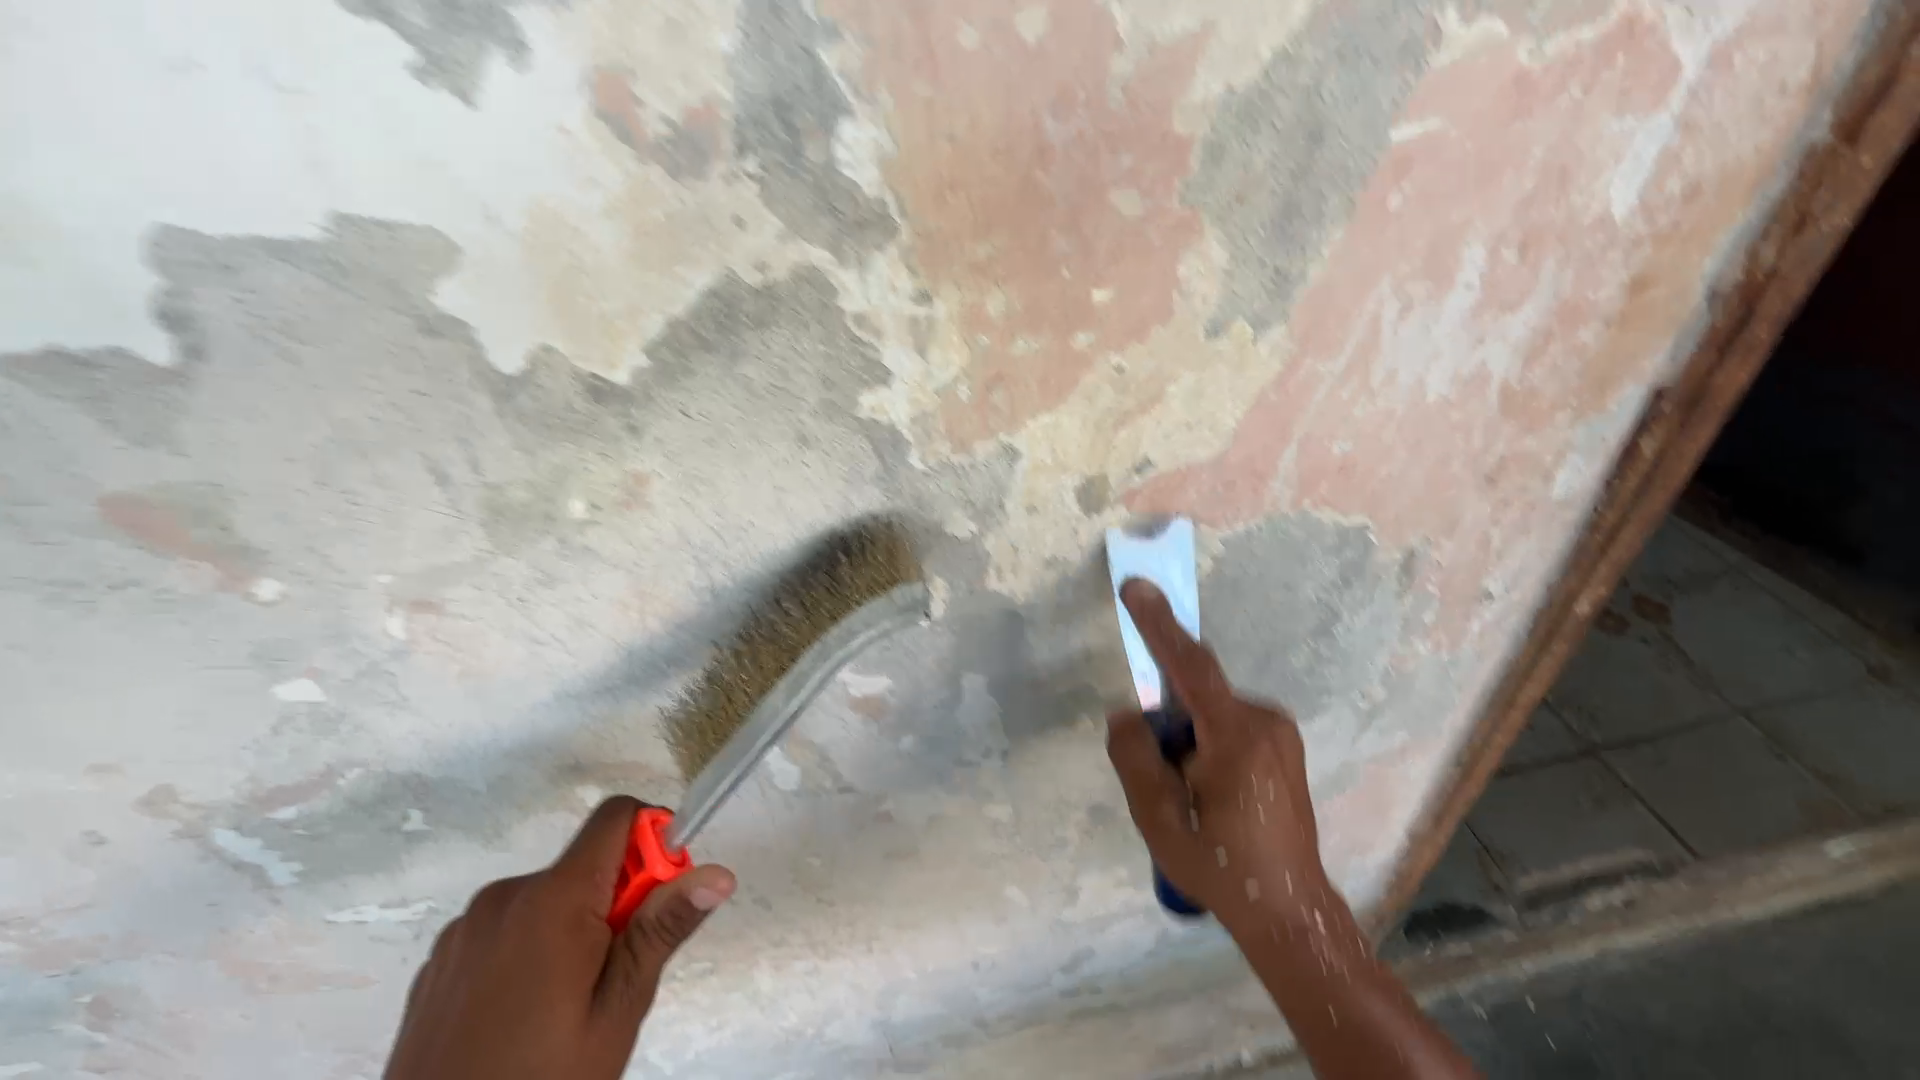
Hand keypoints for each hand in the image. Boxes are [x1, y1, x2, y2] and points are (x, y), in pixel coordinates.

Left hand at [386, 796, 736, 1079]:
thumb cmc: (542, 1079)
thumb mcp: (618, 1011)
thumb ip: (662, 931)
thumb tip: (718, 874)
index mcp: (553, 899)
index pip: (618, 817)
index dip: (655, 838)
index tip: (664, 894)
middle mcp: (505, 896)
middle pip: (586, 863)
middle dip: (619, 899)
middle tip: (621, 974)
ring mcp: (466, 928)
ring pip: (548, 898)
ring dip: (576, 927)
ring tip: (568, 1006)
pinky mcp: (441, 960)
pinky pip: (507, 928)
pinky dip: (532, 949)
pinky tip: (524, 1016)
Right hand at [1106, 579, 1324, 935]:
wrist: (1289, 909)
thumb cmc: (1221, 868)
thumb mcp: (1159, 821)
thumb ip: (1135, 758)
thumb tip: (1127, 714)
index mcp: (1238, 738)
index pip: (1191, 668)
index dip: (1159, 626)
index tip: (1136, 587)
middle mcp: (1266, 722)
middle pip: (1195, 695)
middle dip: (1166, 722)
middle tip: (1163, 782)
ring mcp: (1281, 733)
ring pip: (1210, 712)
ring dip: (1186, 738)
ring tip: (1190, 799)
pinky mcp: (1284, 745)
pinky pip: (1227, 724)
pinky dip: (1204, 744)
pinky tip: (1209, 793)